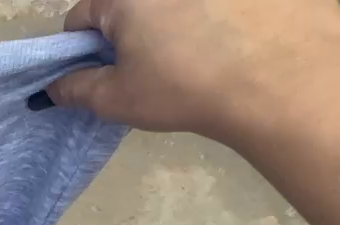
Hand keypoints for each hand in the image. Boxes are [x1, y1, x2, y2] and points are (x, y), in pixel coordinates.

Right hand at [48, 0, 339, 146]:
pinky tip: (232, 35)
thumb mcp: (114, 99)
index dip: (80, 45)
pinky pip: (220, 2)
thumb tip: (57, 84)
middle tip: (143, 62)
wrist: (283, 77)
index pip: (82, 13)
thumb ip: (75, 89)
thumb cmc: (184, 89)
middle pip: (130, 3)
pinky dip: (217, 13)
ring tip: (192, 48)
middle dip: (128, 28)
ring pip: (175, 3)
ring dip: (172, 19)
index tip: (95, 68)